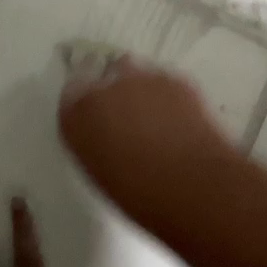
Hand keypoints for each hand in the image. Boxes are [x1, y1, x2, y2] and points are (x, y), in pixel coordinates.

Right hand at [56, 42, 237, 224]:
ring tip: (154, 114)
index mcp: (77, 116)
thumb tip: (104, 135)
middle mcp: (102, 88)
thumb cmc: (142, 196)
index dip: (84, 100)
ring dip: (138, 86)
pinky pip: (164, 80)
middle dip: (111, 89)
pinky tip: (180, 117)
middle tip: (127, 116)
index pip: (71, 93)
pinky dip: (168, 93)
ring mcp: (139, 78)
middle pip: (102, 75)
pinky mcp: (174, 78)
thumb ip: (94, 143)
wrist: (194, 187)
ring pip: (133, 70)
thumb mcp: (102, 173)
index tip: (96, 112)